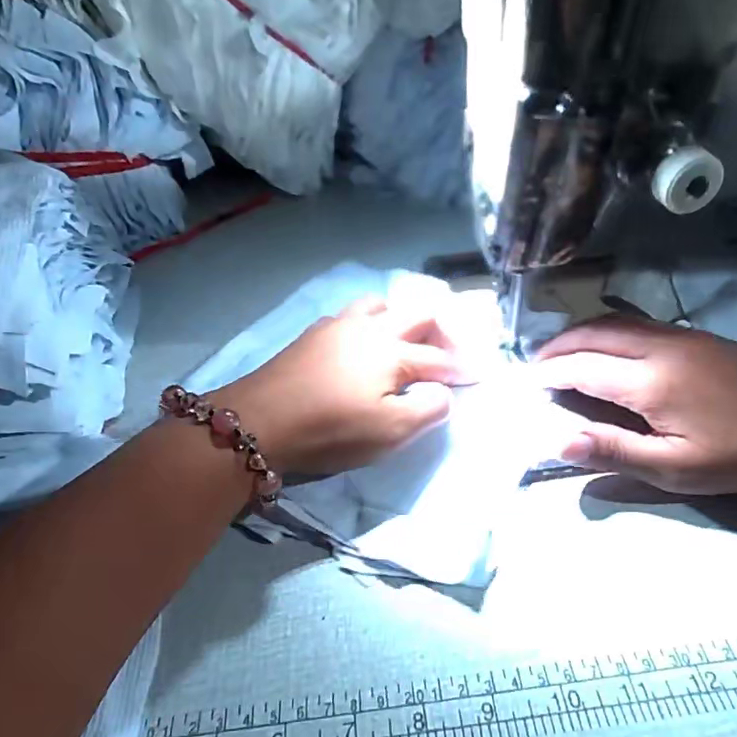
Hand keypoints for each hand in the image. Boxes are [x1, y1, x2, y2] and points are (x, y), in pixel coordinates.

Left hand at [212, 296, 466, 475]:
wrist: (258, 422)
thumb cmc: (330, 430)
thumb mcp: (390, 431)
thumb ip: (427, 409)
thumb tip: (442, 392)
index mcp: (392, 351)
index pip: (439, 358)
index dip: (462, 369)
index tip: (479, 375)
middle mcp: (369, 328)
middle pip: (416, 314)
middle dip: (441, 331)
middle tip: (450, 353)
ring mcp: (336, 326)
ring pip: (380, 305)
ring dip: (402, 318)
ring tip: (407, 340)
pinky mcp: (311, 336)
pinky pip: (352, 316)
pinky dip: (370, 323)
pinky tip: (363, 343)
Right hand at [527, 316, 736, 495]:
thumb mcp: (676, 468)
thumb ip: (614, 451)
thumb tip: (556, 440)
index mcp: (650, 380)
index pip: (580, 368)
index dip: (547, 375)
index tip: (522, 384)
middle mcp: (661, 347)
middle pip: (594, 333)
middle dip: (557, 346)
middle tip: (533, 366)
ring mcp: (684, 337)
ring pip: (617, 322)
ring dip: (582, 334)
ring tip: (561, 354)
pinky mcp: (701, 337)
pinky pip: (639, 324)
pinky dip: (608, 331)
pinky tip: (608, 350)